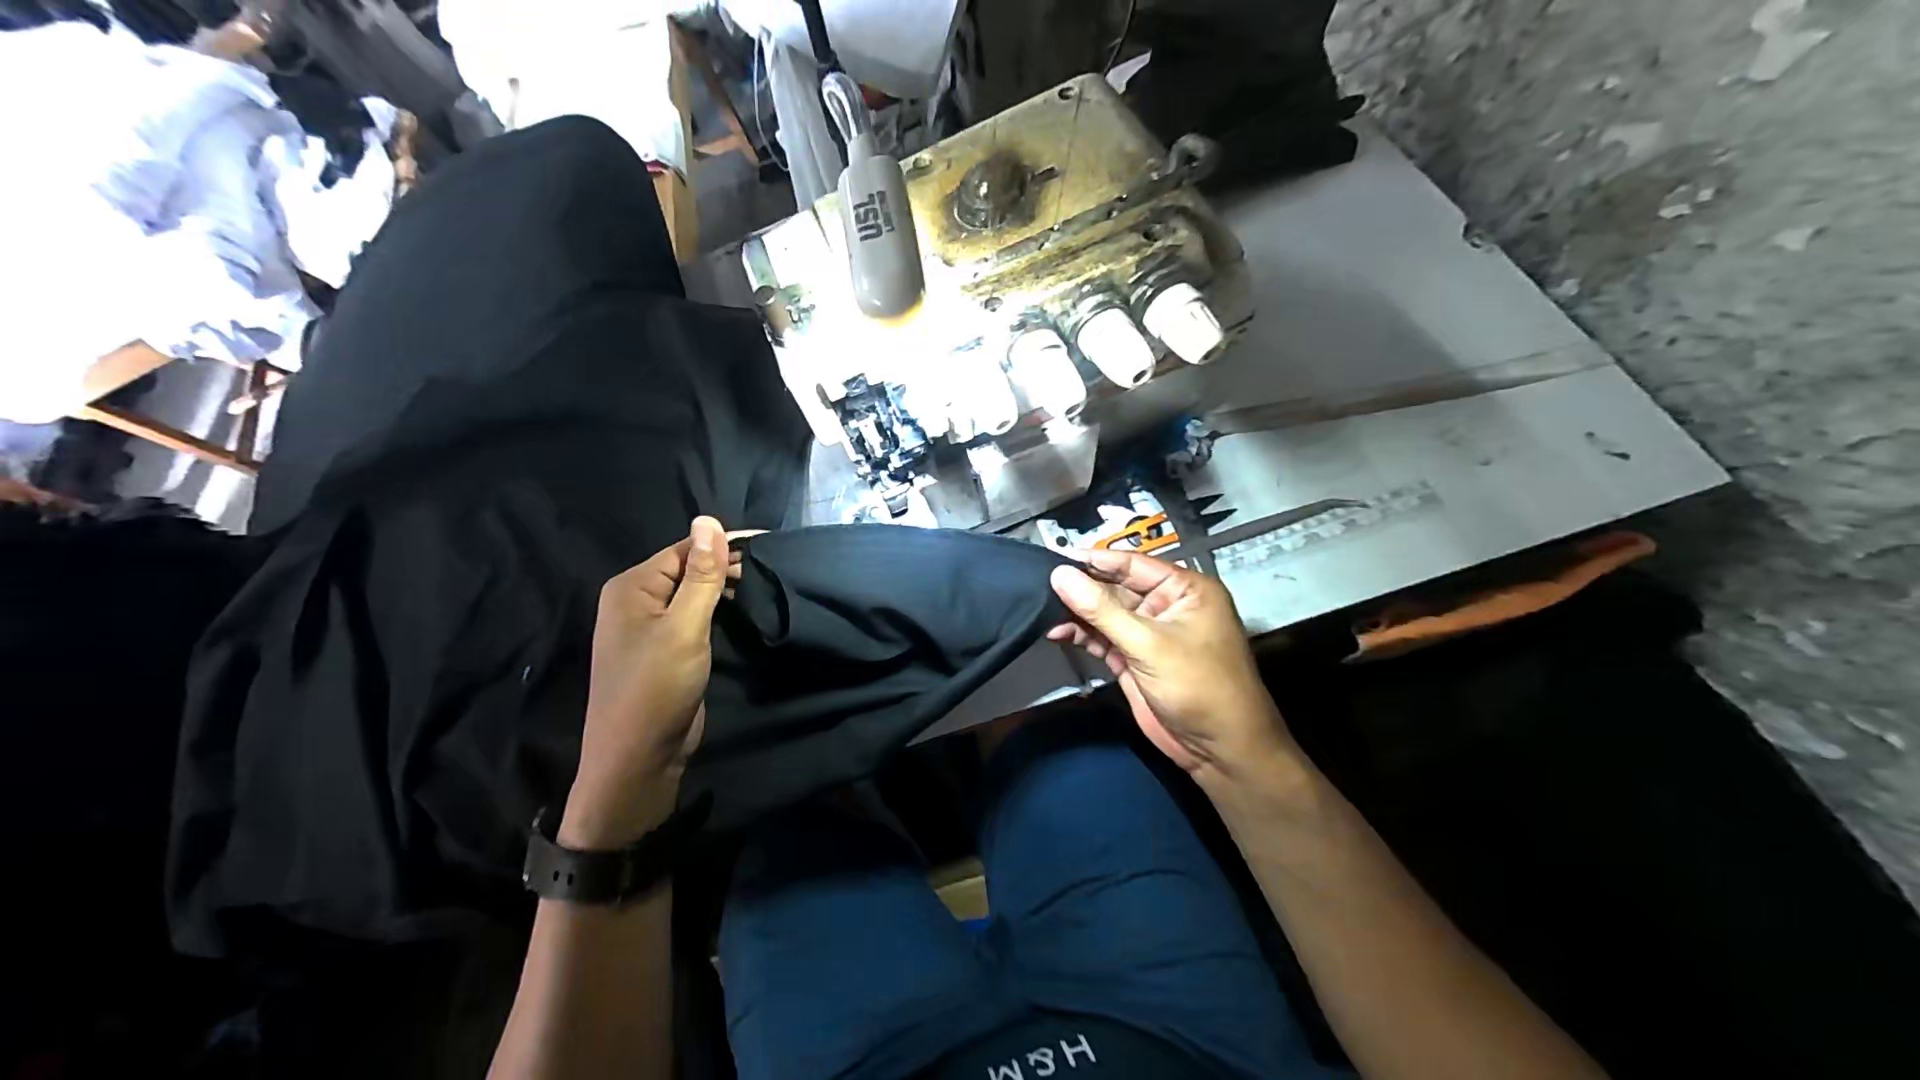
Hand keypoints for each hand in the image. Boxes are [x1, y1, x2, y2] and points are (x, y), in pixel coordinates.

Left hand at [562, 517, 737, 848]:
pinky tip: (745, 612)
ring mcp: (649, 628)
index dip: (724, 545)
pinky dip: (718, 612)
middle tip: (773, 571)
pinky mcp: (666, 650)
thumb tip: (708, 520)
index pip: (684, 550)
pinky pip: (694, 618)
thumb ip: (701, 575)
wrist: (638, 758)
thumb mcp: (684, 627)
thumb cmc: (656, 688)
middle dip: (727, 568)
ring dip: (725, 591)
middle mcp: (636, 601)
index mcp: (632, 587)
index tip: (769, 546)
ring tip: (766, 588)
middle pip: (688, 570)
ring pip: (693, 595)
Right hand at [1048, 550, 1295, 787]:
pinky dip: (1082, 635)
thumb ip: (1101, 609)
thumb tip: (1060, 575)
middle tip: (1040, 583)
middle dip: (1081, 588)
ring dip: (1077, 613)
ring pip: (1106, 614)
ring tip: (1041, 608)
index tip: (1055, 557)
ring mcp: (1150, 634)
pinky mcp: (1135, 659)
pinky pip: (1103, 638)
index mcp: (1185, 590)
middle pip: (1115, 588)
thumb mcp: (1148, 644)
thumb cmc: (1198, 686)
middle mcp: (1167, 606)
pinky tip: (1056, 632)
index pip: (1132, 564)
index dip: (1094, 560)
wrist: (1220, 750)